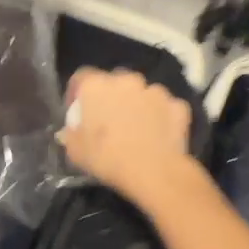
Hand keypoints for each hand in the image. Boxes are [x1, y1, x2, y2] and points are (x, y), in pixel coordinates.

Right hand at [58, 68, 196, 205]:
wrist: (154, 172)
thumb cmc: (107, 158)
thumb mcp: (75, 151)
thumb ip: (70, 135)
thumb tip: (71, 131)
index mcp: (96, 86)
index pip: (81, 77)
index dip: (77, 92)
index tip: (77, 110)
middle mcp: (126, 80)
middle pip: (114, 81)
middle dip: (110, 96)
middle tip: (107, 120)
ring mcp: (155, 91)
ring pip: (142, 93)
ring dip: (136, 104)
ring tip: (135, 128)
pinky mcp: (178, 105)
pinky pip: (164, 107)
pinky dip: (160, 116)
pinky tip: (157, 135)